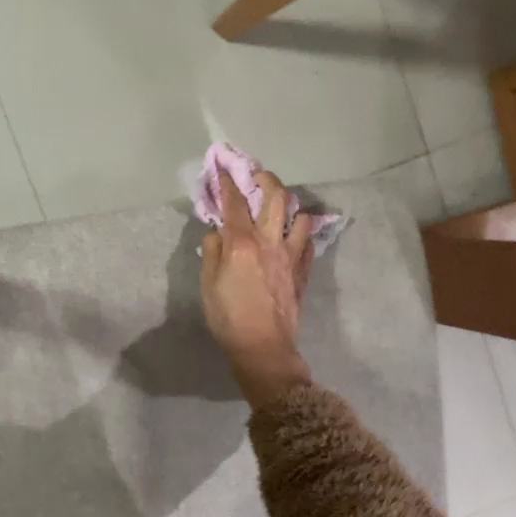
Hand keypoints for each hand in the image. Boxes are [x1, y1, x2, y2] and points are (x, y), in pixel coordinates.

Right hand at [201, 170, 314, 406]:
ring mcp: (290, 254)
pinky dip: (300, 232)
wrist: (263, 346)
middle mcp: (269, 241)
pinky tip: (293, 235)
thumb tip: (218, 233)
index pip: (234, 203)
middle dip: (266, 180)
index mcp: (241, 243)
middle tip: (257, 177)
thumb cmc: (228, 317)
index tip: (222, 169)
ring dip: (289, 206)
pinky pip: (308, 242)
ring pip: (299, 216)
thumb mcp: (207, 284)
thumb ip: (212, 252)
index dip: (227, 182)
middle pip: (276, 197)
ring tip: (279, 207)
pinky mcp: (302, 270)